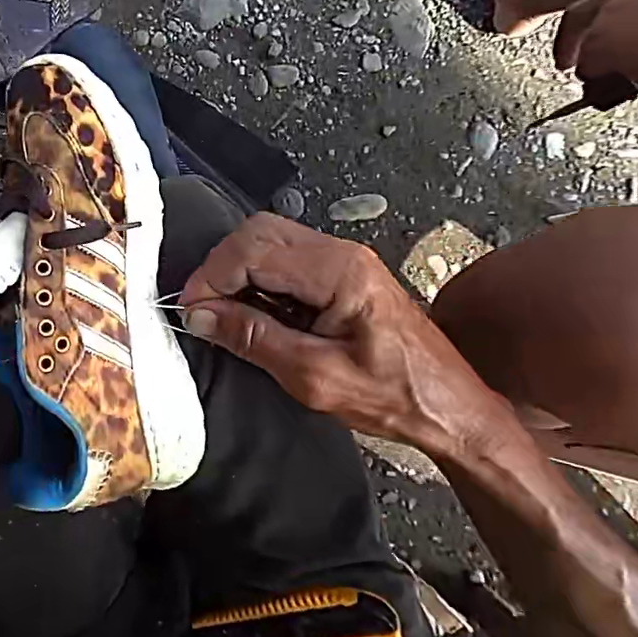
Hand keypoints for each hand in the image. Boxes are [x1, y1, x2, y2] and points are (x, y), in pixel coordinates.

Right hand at [180, 214, 511, 457]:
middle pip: (258, 231)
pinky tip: (252, 313)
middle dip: (219, 268)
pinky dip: (255, 279)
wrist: (447, 405)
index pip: (253, 251)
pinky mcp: (340, 274)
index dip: (211, 278)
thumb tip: (202, 315)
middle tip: (201, 310)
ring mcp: (343, 260)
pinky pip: (284, 259)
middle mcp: (342, 254)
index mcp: (340, 273)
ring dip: (235, 273)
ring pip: (267, 239)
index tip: (190, 311)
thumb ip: (254, 339)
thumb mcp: (313, 376)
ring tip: (222, 315)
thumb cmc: (393, 396)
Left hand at [554, 0, 637, 92]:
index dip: (604, 10)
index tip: (597, 30)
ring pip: (585, 39)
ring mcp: (618, 5)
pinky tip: (632, 85)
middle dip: (573, 36)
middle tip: (567, 63)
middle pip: (585, 6)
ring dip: (593, 65)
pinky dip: (604, 82)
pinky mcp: (602, 35)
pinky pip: (589, 67)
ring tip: (610, 85)